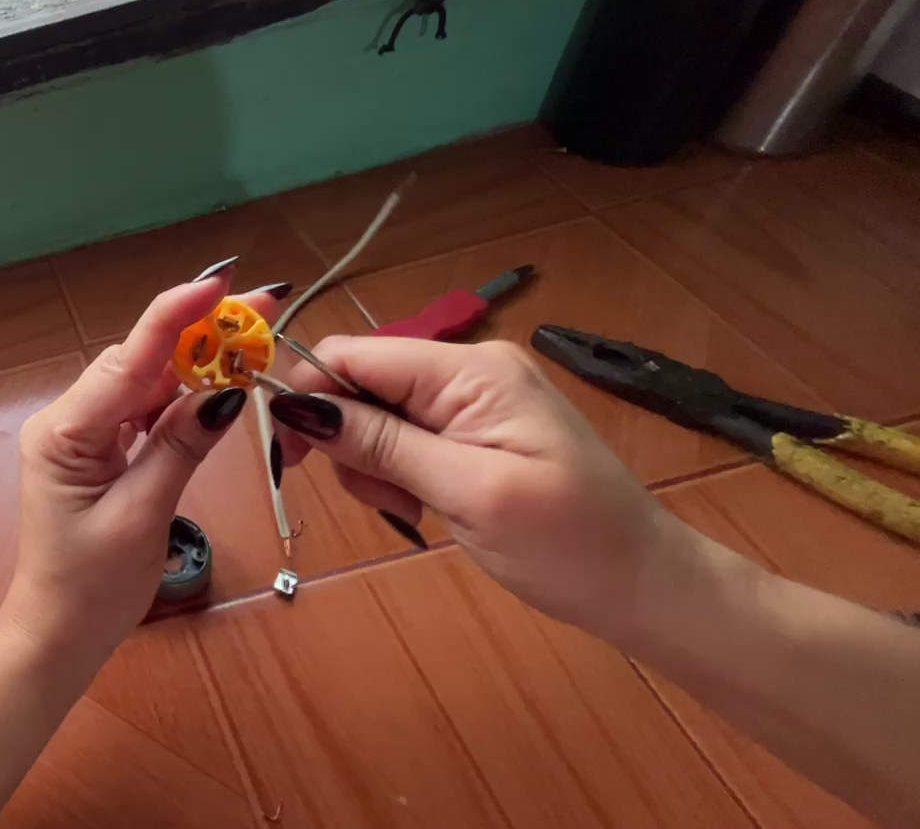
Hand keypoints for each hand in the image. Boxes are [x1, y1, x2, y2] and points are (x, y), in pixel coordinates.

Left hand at [1, 276, 281, 661]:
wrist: (57, 631)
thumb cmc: (93, 586)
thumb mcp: (143, 515)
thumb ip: (180, 446)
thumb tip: (228, 391)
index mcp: (63, 431)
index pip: (124, 361)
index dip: (172, 317)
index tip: (218, 283)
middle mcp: (64, 419)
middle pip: (134, 363)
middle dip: (194, 336)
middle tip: (259, 313)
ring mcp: (77, 431)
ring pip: (139, 382)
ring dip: (190, 365)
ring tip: (247, 347)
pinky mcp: (92, 447)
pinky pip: (137, 409)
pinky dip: (175, 399)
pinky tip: (211, 391)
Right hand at [269, 336, 687, 634]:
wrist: (650, 590)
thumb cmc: (569, 544)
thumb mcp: (467, 492)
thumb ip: (380, 443)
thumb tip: (295, 406)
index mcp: (468, 370)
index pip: (350, 354)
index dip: (307, 394)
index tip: (293, 453)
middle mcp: (462, 369)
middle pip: (355, 383)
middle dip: (345, 438)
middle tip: (372, 495)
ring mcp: (467, 396)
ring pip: (368, 413)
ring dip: (368, 462)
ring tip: (408, 507)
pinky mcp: (467, 425)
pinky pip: (396, 433)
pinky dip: (390, 470)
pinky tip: (419, 502)